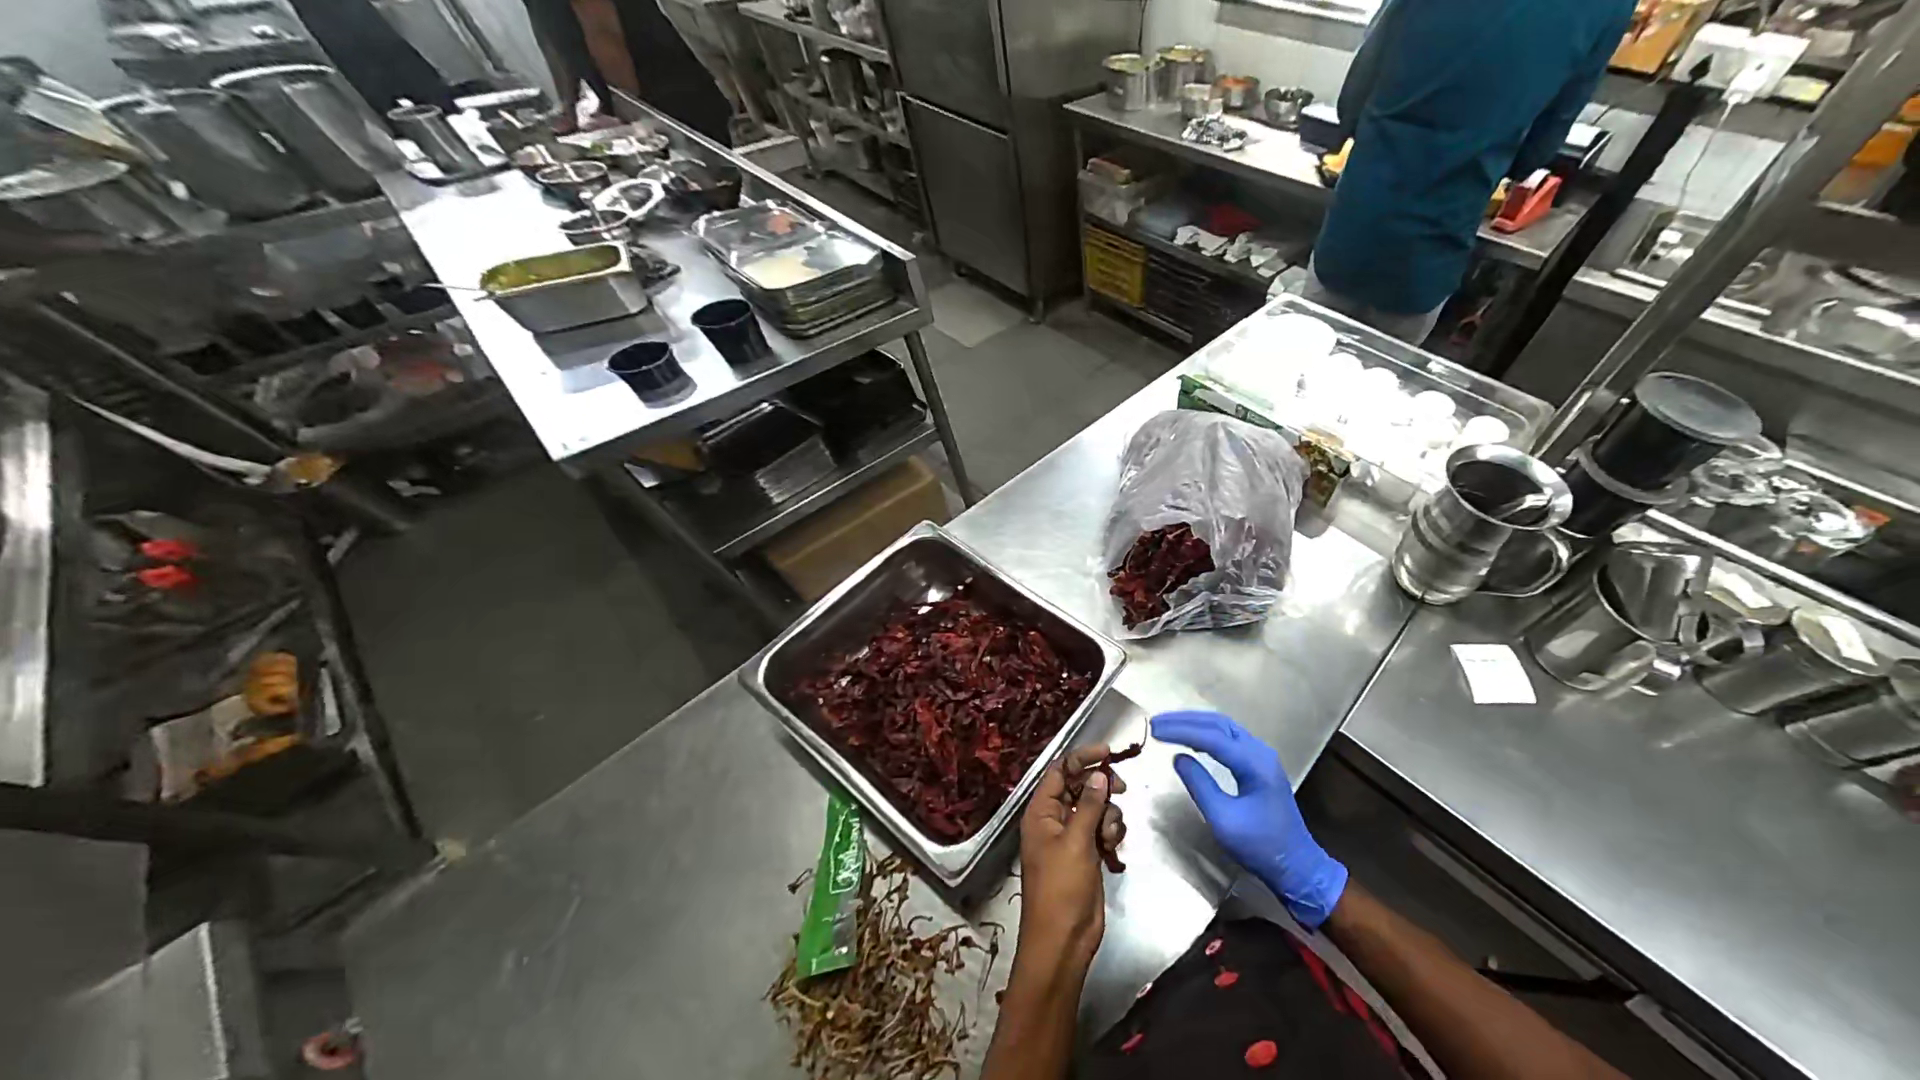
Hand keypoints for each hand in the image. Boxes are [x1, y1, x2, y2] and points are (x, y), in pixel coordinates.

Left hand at [1016, 745, 1127, 970]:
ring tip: (1108, 838)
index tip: (1109, 752)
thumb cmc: (1061, 887)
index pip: (1060, 770)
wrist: (1063, 938)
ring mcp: (1070, 838)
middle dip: (1101, 789)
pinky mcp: (1085, 855)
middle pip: (1080, 787)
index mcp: (1040, 811)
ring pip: (1095, 809)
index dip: (1083, 758)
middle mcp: (1053, 819)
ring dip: (1108, 817)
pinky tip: (1113, 851)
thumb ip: (1089, 804)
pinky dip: (1110, 835)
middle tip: (1122, 791)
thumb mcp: (1076, 841)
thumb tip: (1099, 774)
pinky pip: (1101, 831)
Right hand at [1151, 710, 1347, 928]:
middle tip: (1155, 723)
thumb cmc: (1259, 846)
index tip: (1154, 731)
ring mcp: (1262, 756)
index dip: (1180, 731)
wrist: (1297, 866)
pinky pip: (1229, 737)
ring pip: (1224, 727)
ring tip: (1167, 726)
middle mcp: (1260, 752)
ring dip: (1194, 724)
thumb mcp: (1223, 819)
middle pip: (1218, 723)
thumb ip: (1199, 785)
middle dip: (1184, 720)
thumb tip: (1177, 757)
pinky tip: (1190, 739)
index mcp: (1254, 764)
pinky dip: (1205, 733)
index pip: (1211, 737)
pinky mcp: (1259, 764)